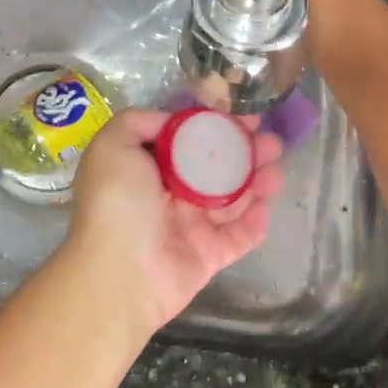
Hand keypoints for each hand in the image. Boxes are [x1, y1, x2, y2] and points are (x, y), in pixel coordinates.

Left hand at [62, 109, 286, 335]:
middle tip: (271, 143)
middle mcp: (166, 195)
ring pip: (231, 199)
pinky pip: (238, 236)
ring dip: (256, 182)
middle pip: (214, 168)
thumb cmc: (117, 202)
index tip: (243, 116)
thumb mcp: (113, 146)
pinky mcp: (208, 256)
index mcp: (145, 168)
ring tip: (275, 171)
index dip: (215, 127)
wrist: (122, 271)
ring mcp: (188, 227)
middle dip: (244, 152)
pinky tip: (266, 206)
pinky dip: (255, 222)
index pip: (186, 142)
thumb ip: (137, 122)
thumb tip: (170, 120)